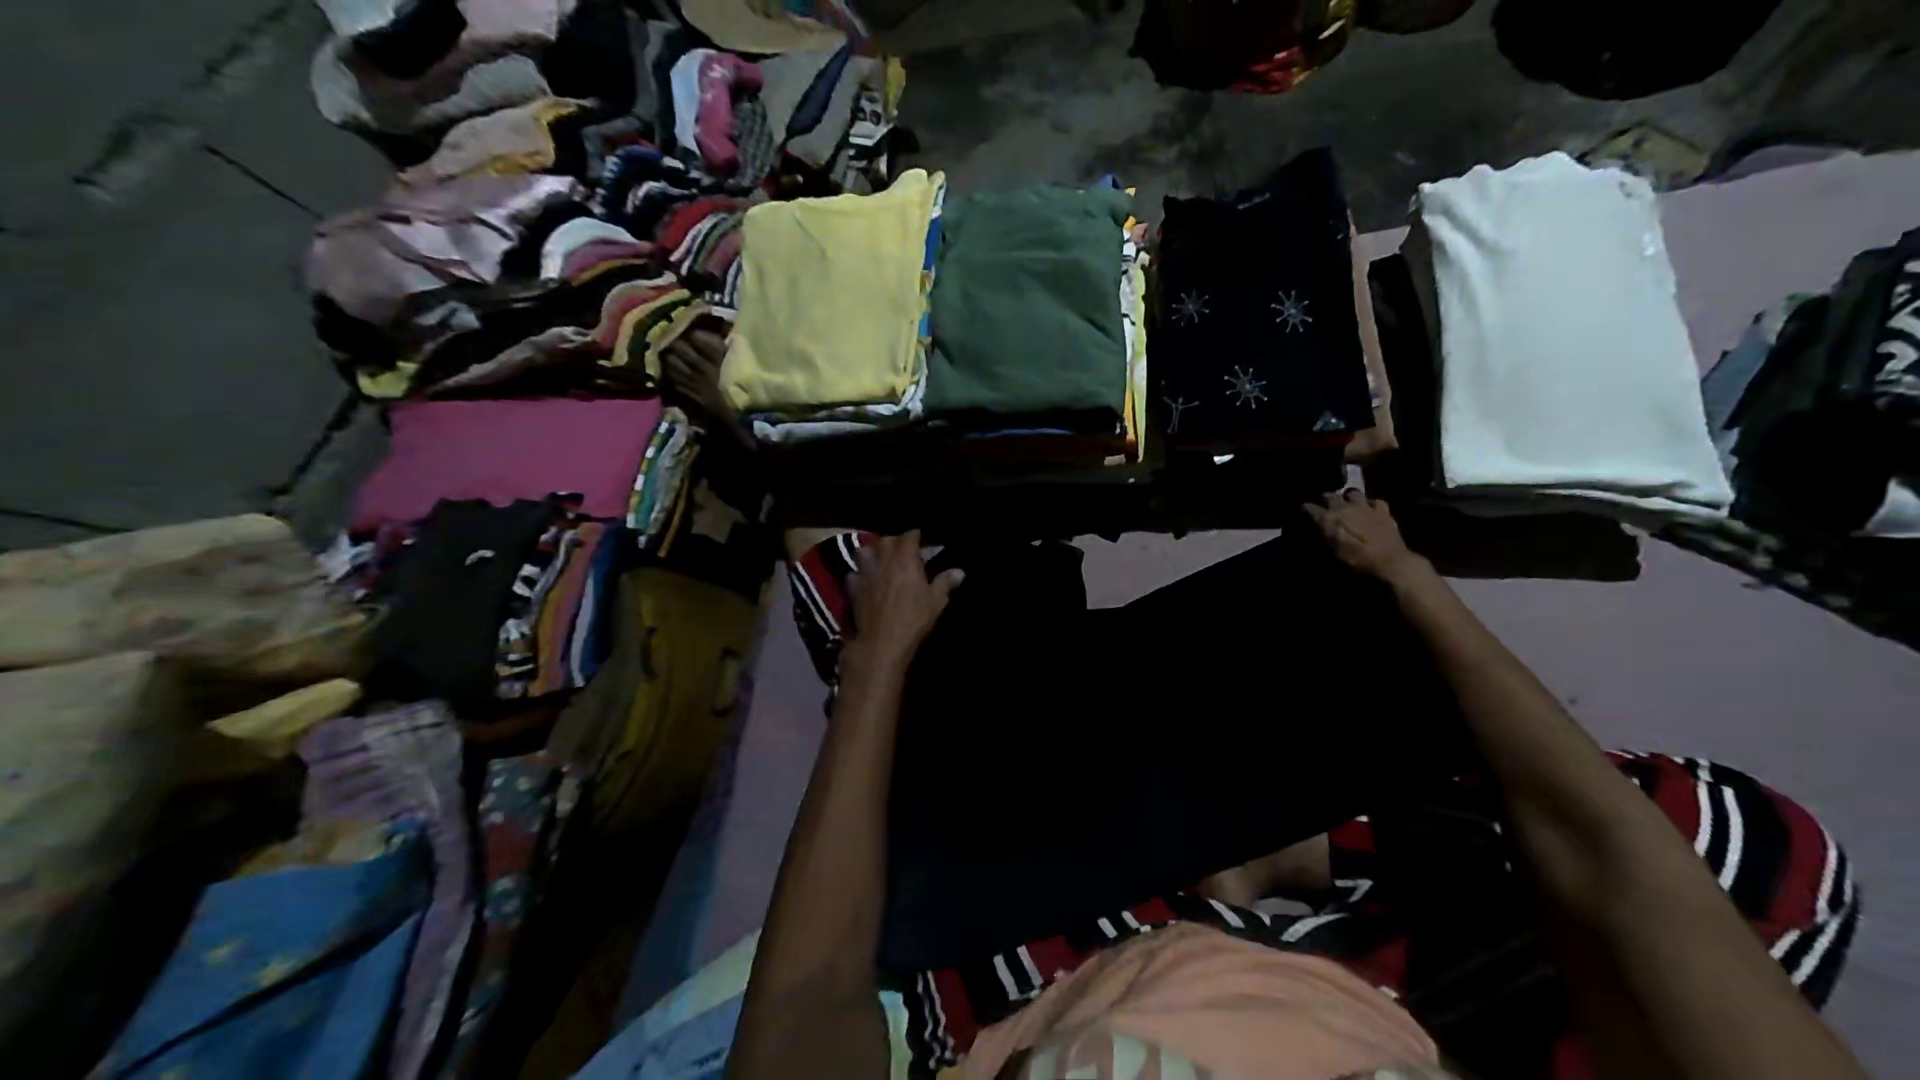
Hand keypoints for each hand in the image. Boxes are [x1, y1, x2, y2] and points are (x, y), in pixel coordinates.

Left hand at [844, 532, 962, 670]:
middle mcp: (883, 561)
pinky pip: (853, 573)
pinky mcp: (853, 588)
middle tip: (901, 549)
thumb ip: (946, 582)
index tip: (919, 538)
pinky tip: (864, 580)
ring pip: (864, 551)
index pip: (908, 537)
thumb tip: (960, 571)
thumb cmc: (913, 619)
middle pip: (885, 541)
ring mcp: (865, 573)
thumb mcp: (936, 601)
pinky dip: (858, 574)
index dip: (914, 536)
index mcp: (905, 560)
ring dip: (872, 551)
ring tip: (879, 559)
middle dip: (894, 541)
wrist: (882, 641)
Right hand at [1302, 489, 1427, 582]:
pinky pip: (1375, 502)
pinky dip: (1371, 504)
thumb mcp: (1332, 555)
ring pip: (1353, 493)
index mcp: (1328, 519)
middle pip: (1331, 496)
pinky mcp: (1383, 511)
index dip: (1305, 509)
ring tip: (1347, 504)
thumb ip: (1323, 540)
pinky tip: (1370, 509)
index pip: (1309, 508)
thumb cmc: (1356, 562)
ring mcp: (1365, 507)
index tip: (1303, 511)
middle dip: (1325, 499)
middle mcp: (1344, 508)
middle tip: (1324, 505)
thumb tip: (1316, 533)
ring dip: (1348, 497)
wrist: (1389, 562)